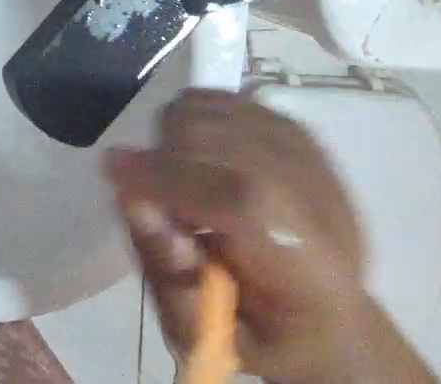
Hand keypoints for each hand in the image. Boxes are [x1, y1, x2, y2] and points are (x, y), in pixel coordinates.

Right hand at [105, 90, 430, 383]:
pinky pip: (220, 100)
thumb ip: (170, 275)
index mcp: (310, 275)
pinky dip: (191, 118)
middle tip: (154, 197)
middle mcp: (322, 206)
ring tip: (176, 178)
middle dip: (164, 158)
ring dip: (173, 137)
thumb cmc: (259, 338)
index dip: (168, 176)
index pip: (243, 200)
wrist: (328, 321)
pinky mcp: (297, 136)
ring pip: (211, 111)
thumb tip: (132, 199)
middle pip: (220, 140)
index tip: (112, 172)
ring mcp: (313, 162)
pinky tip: (194, 156)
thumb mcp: (207, 341)